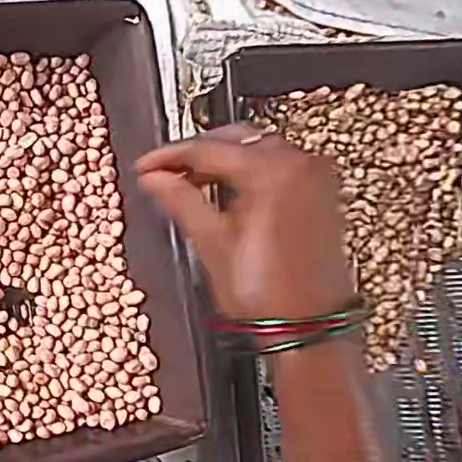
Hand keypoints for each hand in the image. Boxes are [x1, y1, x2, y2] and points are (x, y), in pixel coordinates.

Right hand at [135, 125, 356, 321]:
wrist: (309, 323)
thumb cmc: (266, 291)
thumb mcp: (211, 242)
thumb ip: (180, 200)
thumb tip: (154, 178)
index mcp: (272, 172)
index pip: (207, 148)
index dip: (168, 156)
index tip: (144, 167)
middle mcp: (299, 165)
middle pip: (234, 139)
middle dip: (194, 152)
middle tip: (161, 170)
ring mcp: (313, 177)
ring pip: (254, 148)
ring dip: (218, 159)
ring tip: (185, 180)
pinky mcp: (318, 192)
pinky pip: (274, 164)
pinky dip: (243, 170)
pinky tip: (220, 189)